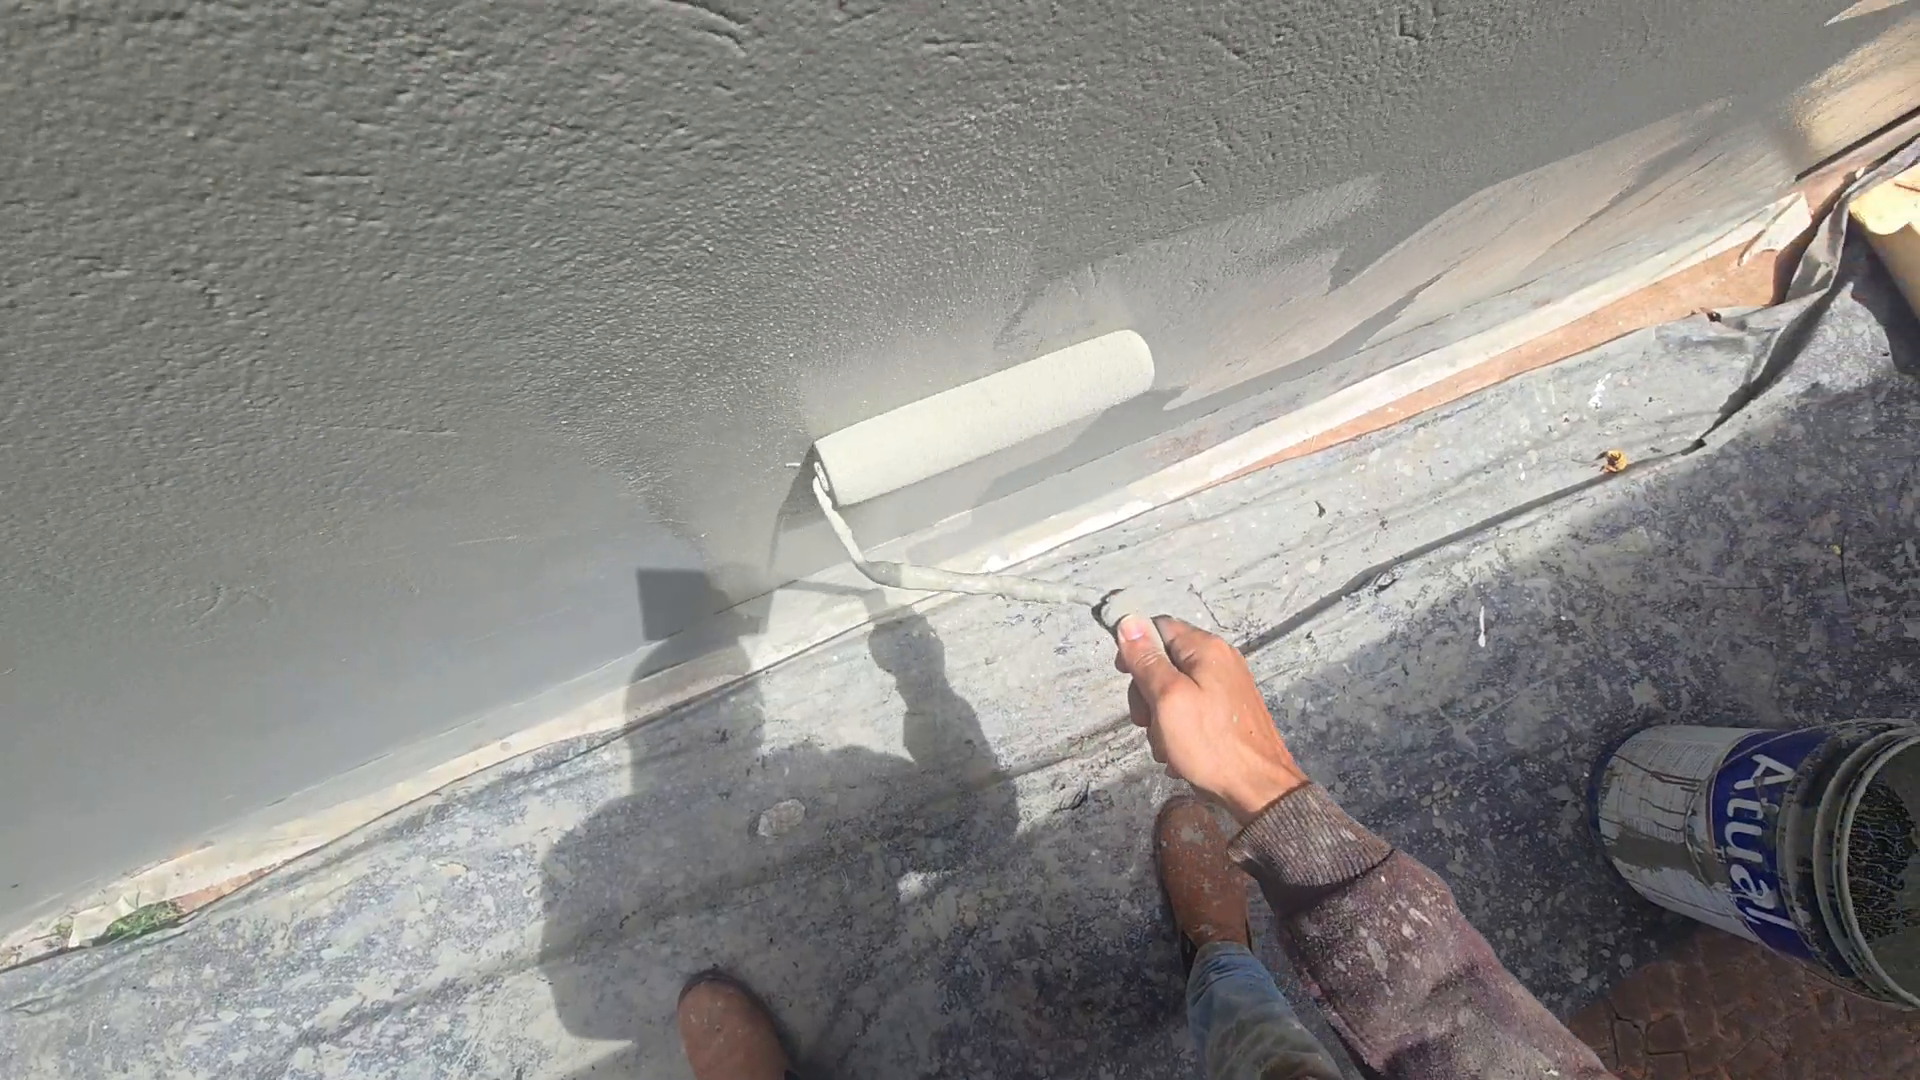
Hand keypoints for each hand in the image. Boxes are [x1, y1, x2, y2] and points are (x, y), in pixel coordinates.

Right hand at [1115, 615, 1306, 822]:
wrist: (1259, 791)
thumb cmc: (1210, 743)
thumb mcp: (1168, 698)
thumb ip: (1147, 660)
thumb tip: (1128, 620)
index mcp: (1206, 649)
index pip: (1158, 628)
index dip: (1135, 648)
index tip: (1124, 677)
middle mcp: (1219, 660)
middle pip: (1164, 661)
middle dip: (1146, 692)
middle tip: (1146, 722)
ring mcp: (1225, 687)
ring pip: (1173, 689)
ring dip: (1160, 716)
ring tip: (1165, 744)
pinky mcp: (1227, 711)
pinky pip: (1191, 708)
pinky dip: (1178, 727)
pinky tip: (1178, 751)